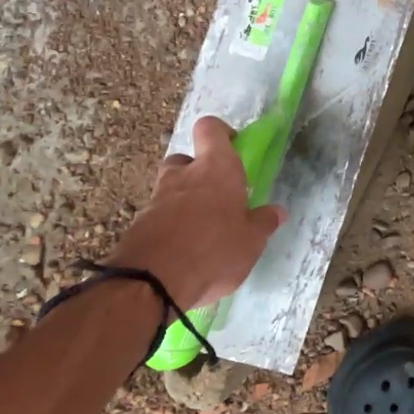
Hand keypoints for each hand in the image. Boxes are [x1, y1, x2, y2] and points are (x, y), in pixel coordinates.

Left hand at [107, 116, 284, 309]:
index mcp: (217, 169)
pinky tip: (181, 250)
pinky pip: (156, 217)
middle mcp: (183, 176)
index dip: (221, 133)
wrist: (151, 284)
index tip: (234, 148)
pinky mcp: (137, 227)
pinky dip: (168, 226)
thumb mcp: (252, 241)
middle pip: (184, 158)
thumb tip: (277, 211)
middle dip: (196, 170)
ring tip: (198, 226)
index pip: (211, 129)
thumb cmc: (214, 250)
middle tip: (214, 193)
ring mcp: (156, 201)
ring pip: (168, 188)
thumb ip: (263, 223)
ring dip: (181, 199)